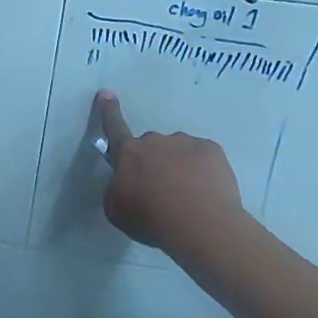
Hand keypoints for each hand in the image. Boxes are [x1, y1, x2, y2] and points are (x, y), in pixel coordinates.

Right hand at [95, 90, 243, 252]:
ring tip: (187, 196)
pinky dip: (201, 170)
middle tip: (161, 191)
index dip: (109, 111)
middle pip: (151, 147)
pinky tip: (204, 191)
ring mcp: (185, 142)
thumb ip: (115, 189)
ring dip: (178, 167)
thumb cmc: (151, 220)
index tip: (106, 92)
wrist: (200, 225)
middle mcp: (155, 141)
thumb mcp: (116, 210)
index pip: (114, 128)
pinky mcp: (211, 149)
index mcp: (128, 154)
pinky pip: (201, 156)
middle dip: (153, 163)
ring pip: (177, 151)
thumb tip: (124, 181)